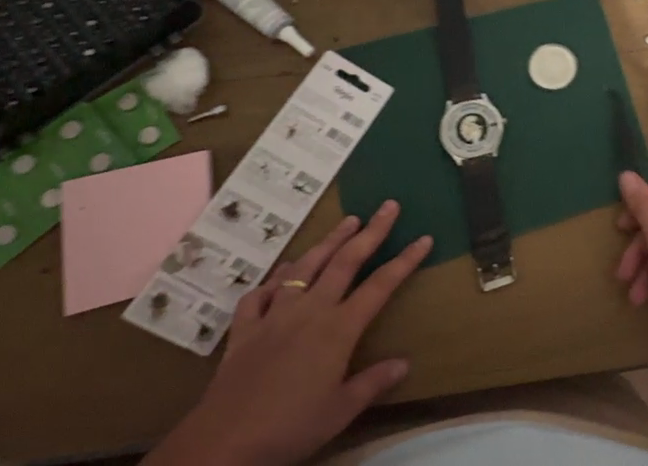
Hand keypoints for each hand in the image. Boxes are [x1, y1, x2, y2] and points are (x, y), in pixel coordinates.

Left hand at [145, 201, 433, 465]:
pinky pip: (260, 295)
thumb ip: (373, 382)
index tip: (424, 238)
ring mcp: (274, 316)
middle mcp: (309, 311)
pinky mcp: (244, 329)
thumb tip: (405, 362)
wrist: (224, 442)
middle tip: (387, 206)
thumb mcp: (340, 411)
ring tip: (346, 221)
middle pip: (344, 262)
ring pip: (305, 268)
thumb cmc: (290, 427)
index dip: (405, 261)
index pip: (380, 286)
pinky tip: (280, 275)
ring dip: (328, 241)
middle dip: (370, 232)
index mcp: (338, 329)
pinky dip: (273, 281)